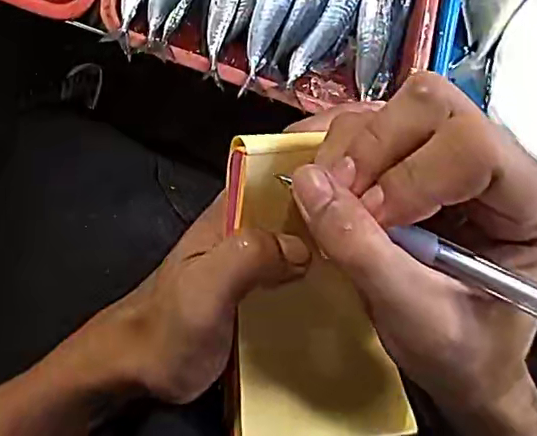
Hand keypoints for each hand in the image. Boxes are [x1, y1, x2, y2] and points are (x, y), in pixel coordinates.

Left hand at [72, 104, 380, 404]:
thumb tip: (303, 243)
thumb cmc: (169, 324)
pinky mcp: (261, 298)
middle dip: (334, 213)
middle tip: (392, 225)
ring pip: (302, 247)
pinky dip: (326, 286)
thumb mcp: (206, 286)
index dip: (312, 169)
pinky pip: (301, 282)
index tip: (365, 173)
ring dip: (334, 252)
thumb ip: (246, 256)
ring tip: (384, 261)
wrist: (144, 366)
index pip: (273, 176)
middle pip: (296, 212)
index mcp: (228, 215)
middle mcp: (244, 232)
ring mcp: (253, 265)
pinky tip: (357, 301)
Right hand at [288, 71, 536, 435]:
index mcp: (533, 204)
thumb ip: (363, 251)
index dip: (412, 173)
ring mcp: (444, 146)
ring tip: (334, 203)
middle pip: (428, 106)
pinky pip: (358, 118)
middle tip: (342, 198)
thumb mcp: (415, 316)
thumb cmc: (459, 349)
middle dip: (372, 149)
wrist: (452, 361)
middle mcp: (495, 160)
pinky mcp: (404, 145)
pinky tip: (328, 188)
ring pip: (385, 107)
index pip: (471, 145)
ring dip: (345, 151)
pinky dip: (330, 147)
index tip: (373, 217)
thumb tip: (306, 181)